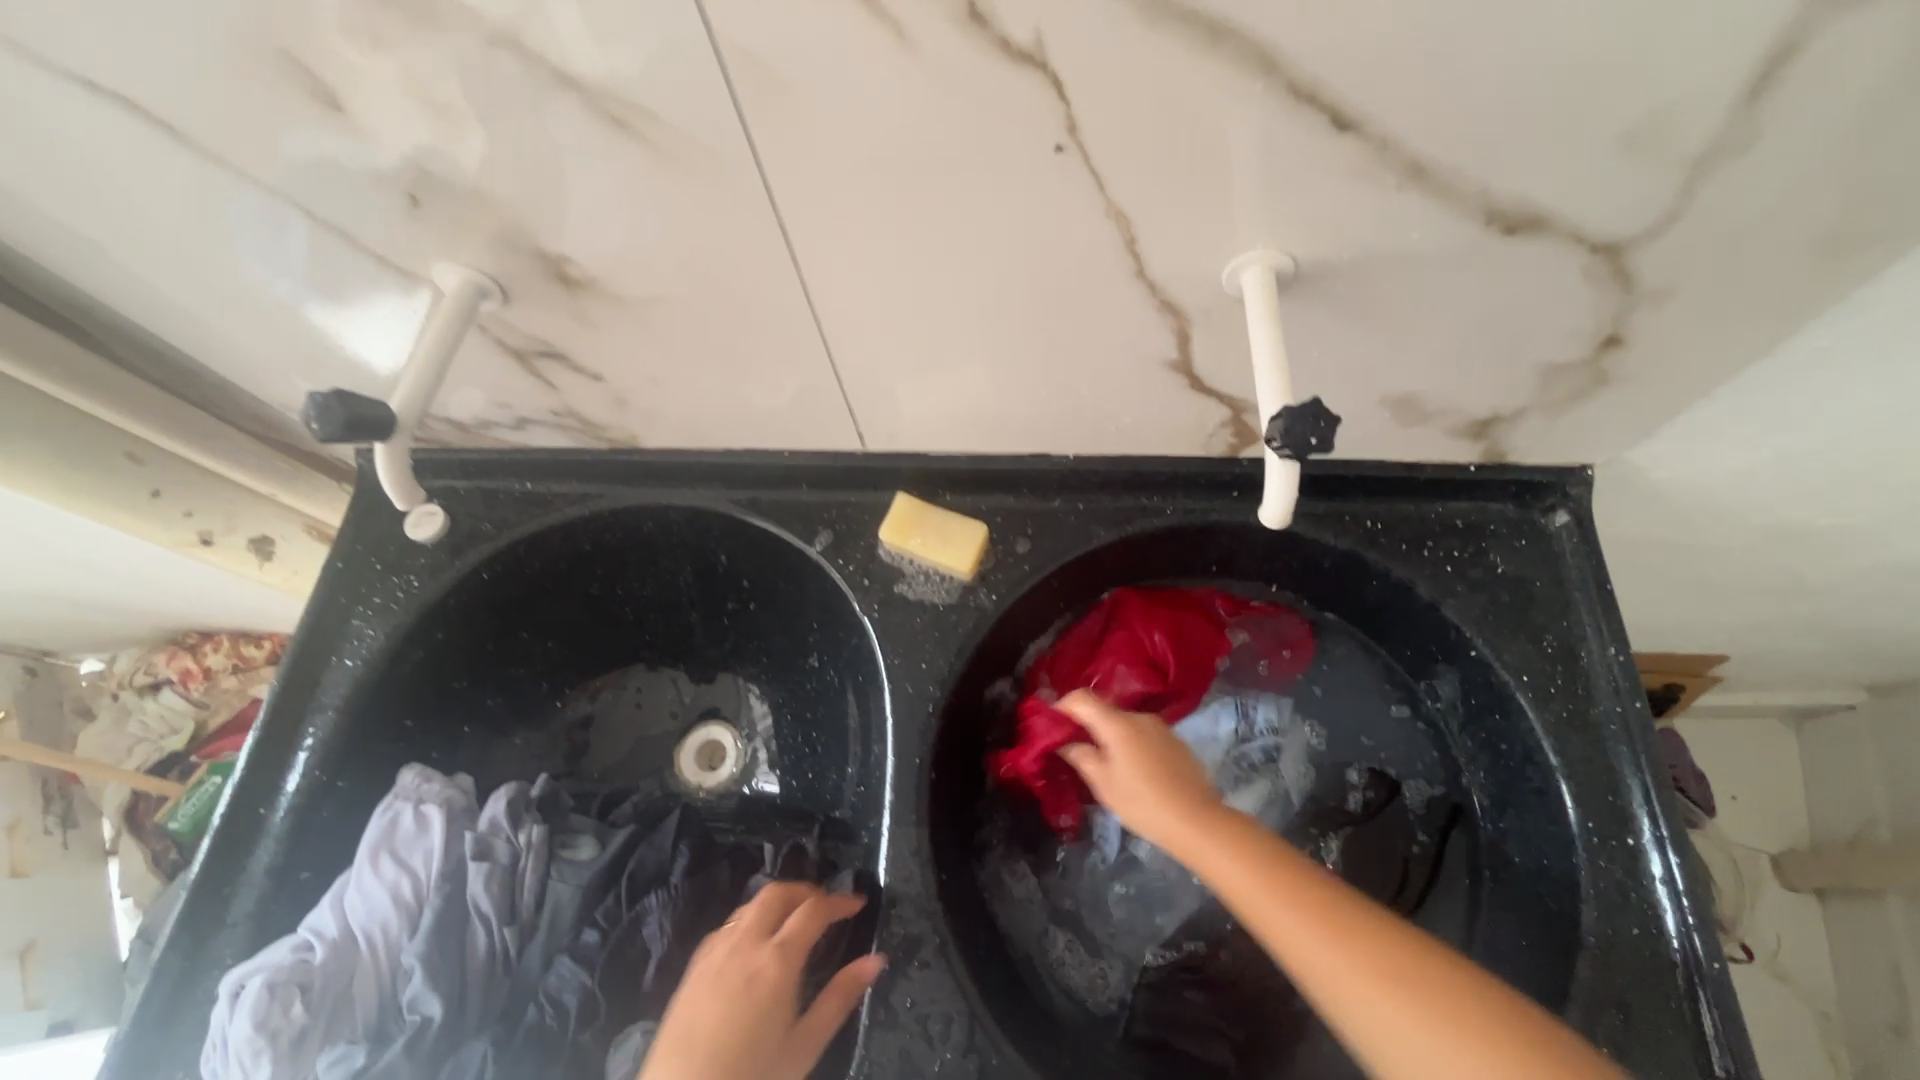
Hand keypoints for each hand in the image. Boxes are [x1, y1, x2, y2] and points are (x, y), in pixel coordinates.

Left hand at [638, 883, 885, 1079]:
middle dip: (806, 891)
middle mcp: (744, 944)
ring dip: (776, 902)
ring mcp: (714, 952)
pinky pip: (727, 926)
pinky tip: (754, 945)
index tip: (857, 903)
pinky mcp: (693, 966)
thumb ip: (840, 998)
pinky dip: (749, 920)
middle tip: (826, 906)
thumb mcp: (804, 1045)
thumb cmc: (752, 1075)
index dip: (839, 901)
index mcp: (777, 960)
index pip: (814, 910)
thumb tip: (876, 960)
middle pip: (777, 893)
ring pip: (749, 905)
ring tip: (794, 921)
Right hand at [1054, 689, 1225, 852]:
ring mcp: (1160, 727)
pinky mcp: (1175, 740)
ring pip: (1125, 723)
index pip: (1082, 698)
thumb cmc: (1142, 803)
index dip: (1062, 706)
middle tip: (1075, 750)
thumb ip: (1080, 755)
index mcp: (1117, 724)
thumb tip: (1063, 741)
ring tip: (1106, 764)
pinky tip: (1133, 770)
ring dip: (1110, 736)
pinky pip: (1143, 734)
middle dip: (1086, 725)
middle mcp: (1139, 716)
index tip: (1052, 725)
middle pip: (1104, 710)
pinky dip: (1131, 743)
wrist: (1197, 821)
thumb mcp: (1103, 783)